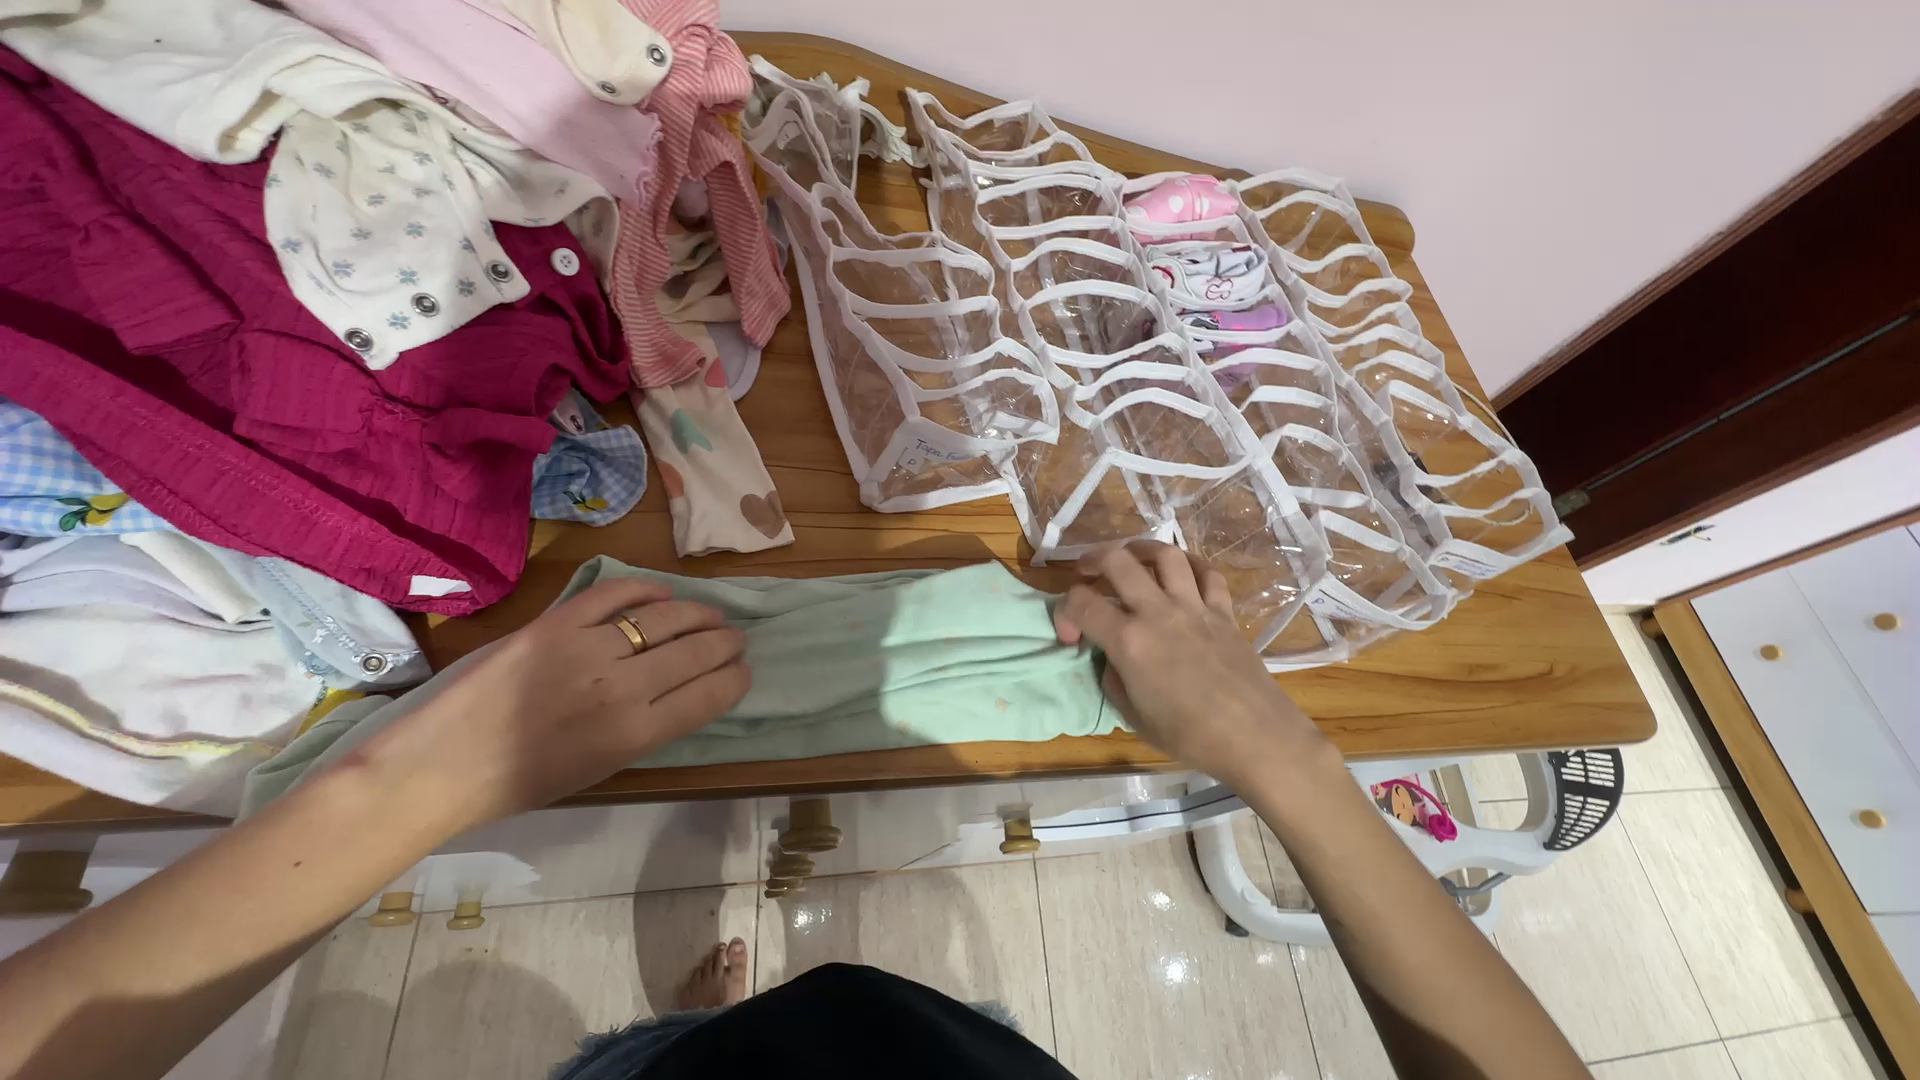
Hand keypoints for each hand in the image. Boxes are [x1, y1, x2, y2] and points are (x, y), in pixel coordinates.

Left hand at [347, 578, 750, 836]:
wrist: (438, 767)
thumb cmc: (523, 782)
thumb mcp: (601, 768)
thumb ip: (648, 727)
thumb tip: (686, 692)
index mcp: (635, 734)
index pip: (711, 694)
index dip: (737, 679)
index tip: (743, 671)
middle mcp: (621, 687)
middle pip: (697, 651)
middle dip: (726, 643)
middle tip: (734, 639)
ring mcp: (587, 649)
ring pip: (666, 617)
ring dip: (700, 613)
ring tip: (711, 615)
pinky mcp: (554, 623)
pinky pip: (614, 593)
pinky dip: (646, 588)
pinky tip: (663, 592)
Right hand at [1053, 542, 1332, 789]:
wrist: (1255, 737)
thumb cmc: (1190, 736)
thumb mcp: (1134, 717)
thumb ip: (1115, 679)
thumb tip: (1114, 659)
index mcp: (1129, 641)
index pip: (1080, 603)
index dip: (1064, 613)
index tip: (1071, 636)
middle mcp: (1158, 612)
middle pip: (1117, 561)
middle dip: (1093, 559)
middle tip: (1086, 571)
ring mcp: (1194, 607)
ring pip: (1165, 554)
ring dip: (1140, 549)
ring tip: (1131, 557)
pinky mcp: (1224, 612)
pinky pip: (1207, 573)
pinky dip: (1190, 564)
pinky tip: (1181, 572)